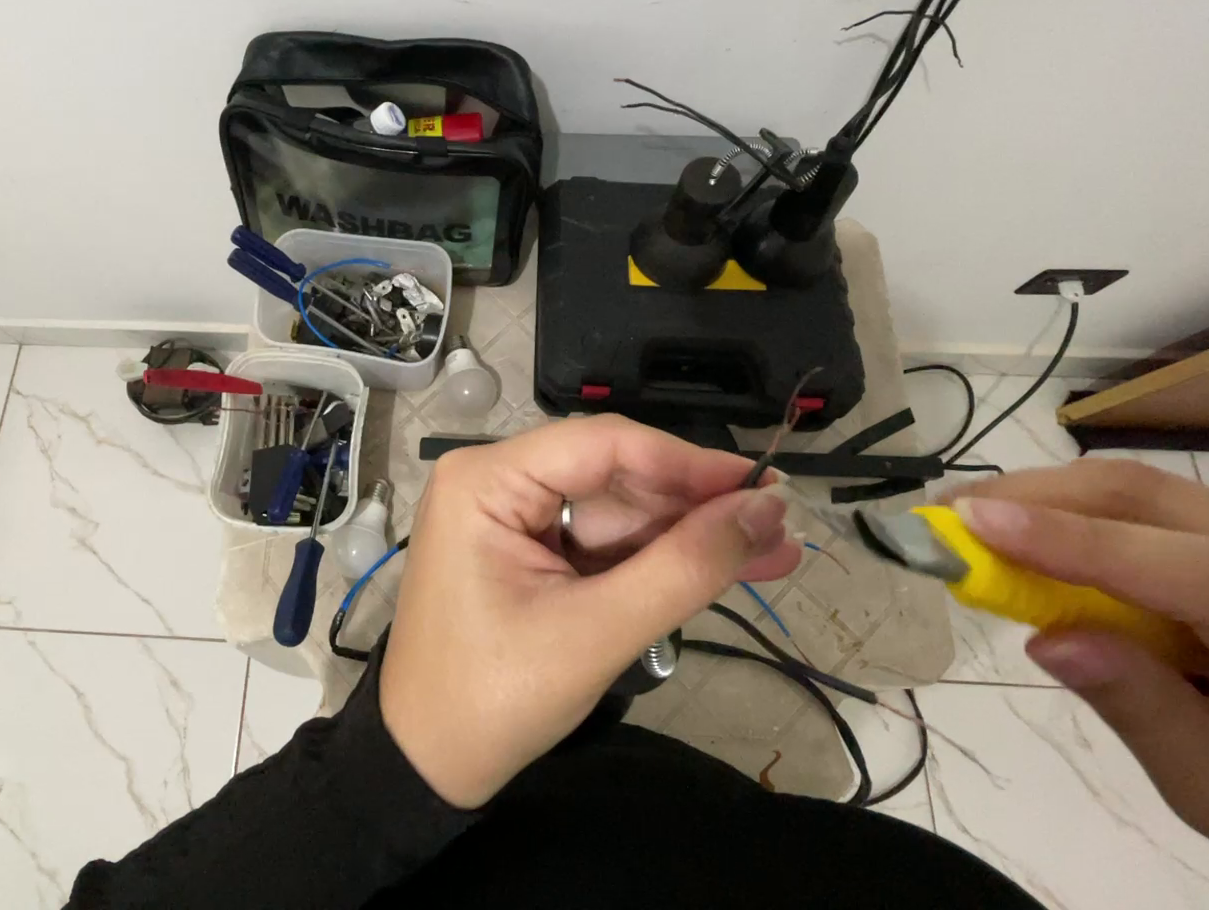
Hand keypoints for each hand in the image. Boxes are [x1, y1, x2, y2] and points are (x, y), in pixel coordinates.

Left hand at [378, 415, 800, 808]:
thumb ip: (684, 567)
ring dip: (686, 535)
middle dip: (694, 507)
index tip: (763, 487)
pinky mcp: (525, 550)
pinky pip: (598, 541)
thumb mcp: (597, 631)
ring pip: (614, 510)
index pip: (601, 444)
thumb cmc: (496, 697)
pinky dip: (654, 559)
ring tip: (771, 553)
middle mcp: (493, 480)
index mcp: (486, 480)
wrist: (430, 764)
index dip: (687, 462)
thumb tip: (765, 509)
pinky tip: (718, 567)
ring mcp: (508, 516)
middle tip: (778, 527)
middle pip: (612, 475)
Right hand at [951, 459, 1208, 905]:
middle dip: (1029, 497)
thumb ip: (1152, 720)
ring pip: (1144, 489)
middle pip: (1145, 496)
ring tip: (970, 526)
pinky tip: (1038, 543)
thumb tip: (1050, 640)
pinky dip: (1079, 514)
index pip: (1185, 565)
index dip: (1070, 539)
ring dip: (1044, 498)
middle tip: (939, 520)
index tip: (965, 523)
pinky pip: (1158, 509)